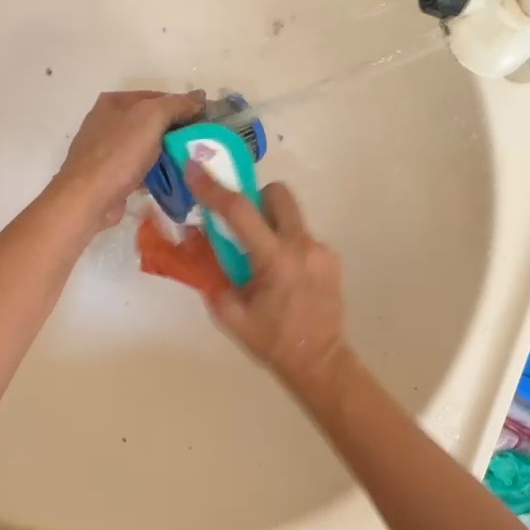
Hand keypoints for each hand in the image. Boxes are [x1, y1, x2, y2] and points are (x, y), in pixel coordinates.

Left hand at [56, 90, 205, 226]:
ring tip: (192, 162)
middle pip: (151, 122)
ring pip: (146, 147)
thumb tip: (200, 96)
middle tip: (201, 143)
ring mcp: (106, 150)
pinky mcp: (110, 175)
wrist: (89, 198)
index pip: (156, 97)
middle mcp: (107, 122)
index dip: (181, 106)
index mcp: (114, 102)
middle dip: (175, 132)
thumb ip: (177, 105)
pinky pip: (139, 169)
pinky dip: (155, 173)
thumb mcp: (151, 119)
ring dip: (167, 154)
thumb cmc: (119, 153)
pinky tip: (173, 180)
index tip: (203, 120)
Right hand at [186, 165, 352, 398]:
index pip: (240, 211)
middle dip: (256, 198)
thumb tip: (199, 249)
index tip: (196, 168)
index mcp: (275, 260)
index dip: (214, 188)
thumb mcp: (231, 315)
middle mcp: (303, 246)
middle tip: (242, 223)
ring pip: (292, 218)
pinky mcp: (332, 259)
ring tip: (262, 262)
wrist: (320, 361)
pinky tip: (283, 278)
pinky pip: (302, 239)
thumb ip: (213, 278)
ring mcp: (322, 251)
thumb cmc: (272, 342)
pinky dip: (287, 247)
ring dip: (272, 227)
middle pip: (278, 195)